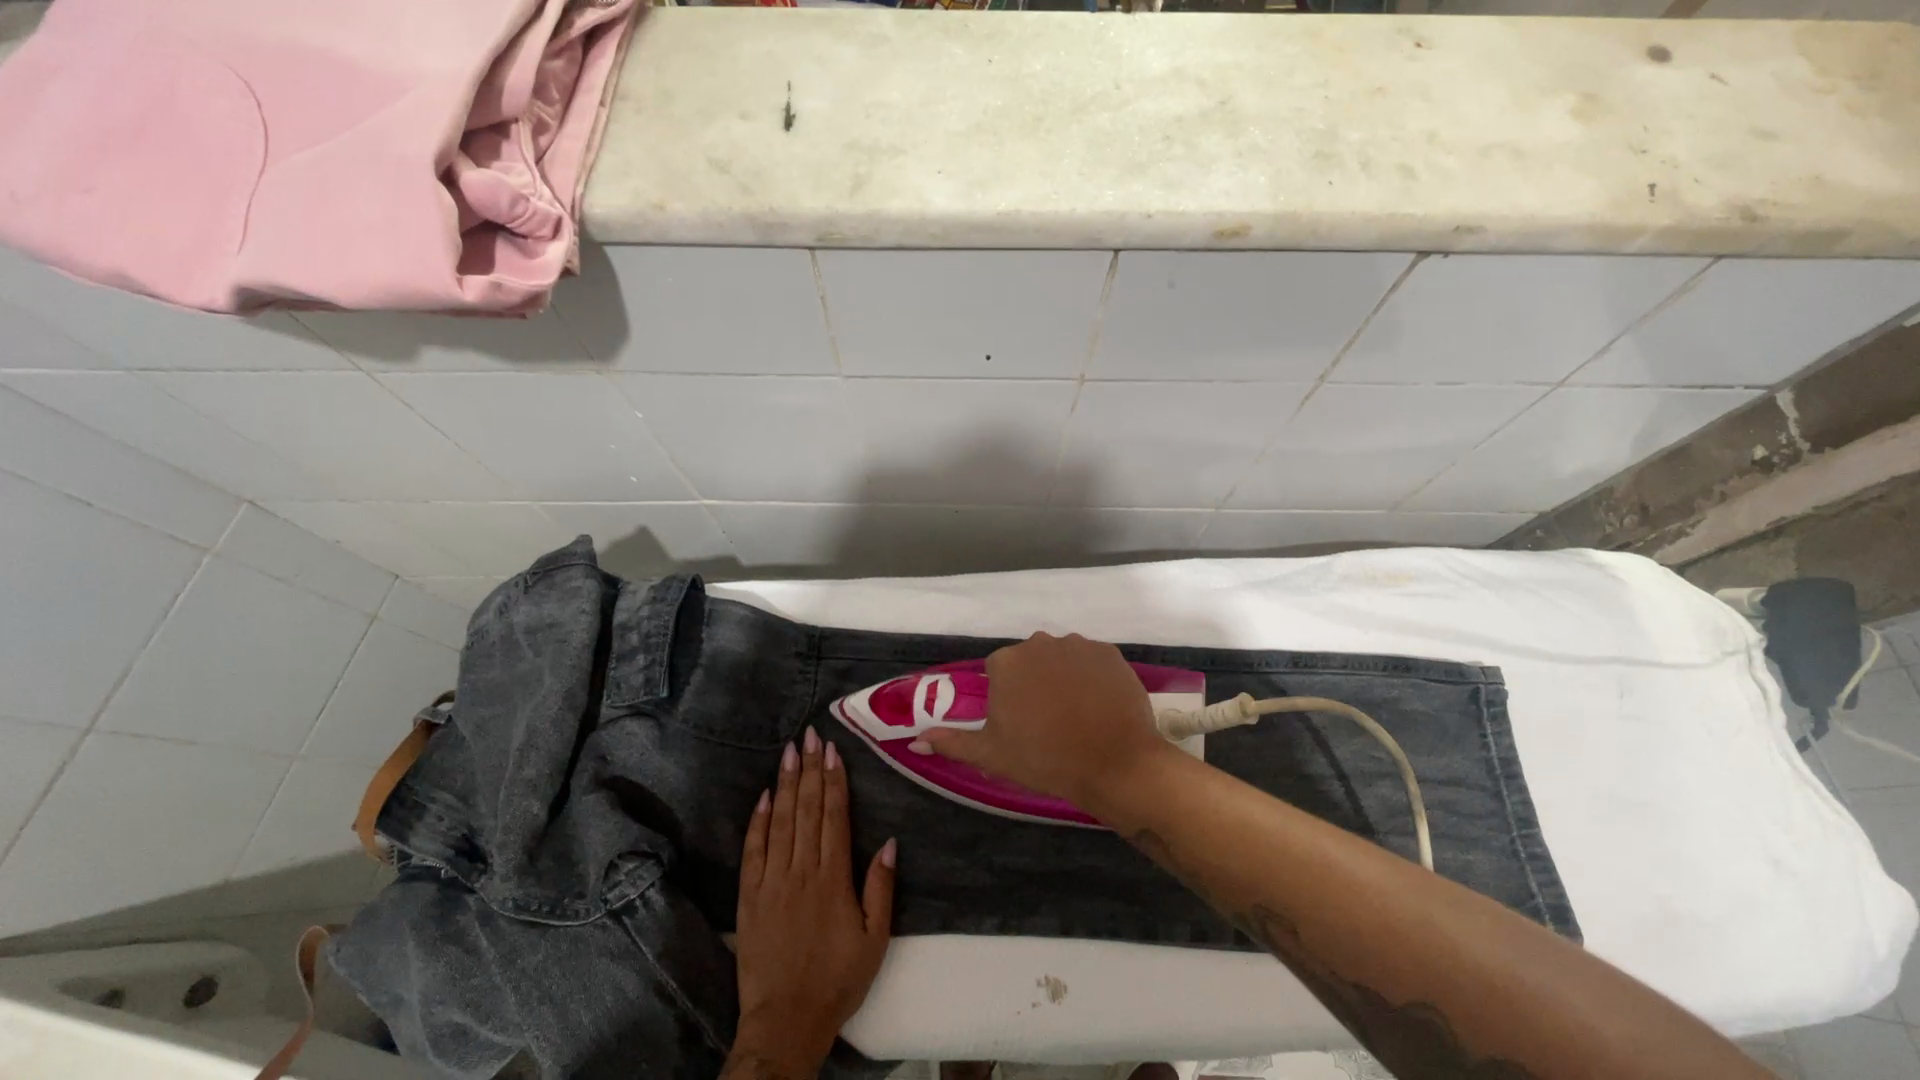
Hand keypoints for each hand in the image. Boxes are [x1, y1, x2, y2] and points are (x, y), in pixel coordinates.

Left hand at [731, 727, 894, 1079]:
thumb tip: (887, 842)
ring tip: (788, 752)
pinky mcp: (748, 897)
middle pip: (806, 811)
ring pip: (779, 822)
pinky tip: (763, 797)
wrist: (786, 1018)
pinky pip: (752, 851)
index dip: (833, 781)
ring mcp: (771, 882)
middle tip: (810, 736)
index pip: (834, 817)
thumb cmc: (838, 980)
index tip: (832, 750)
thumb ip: (881, 888)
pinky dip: (757, 821)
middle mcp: (801, 872)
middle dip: (809, 770)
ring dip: (785, 785)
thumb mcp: (875, 939)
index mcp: (834, 880)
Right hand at [918, 632, 1172, 808]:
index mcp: (1006, 662)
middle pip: (1031, 660)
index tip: (1019, 724)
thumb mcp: (991, 754)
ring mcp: (1078, 645)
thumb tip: (915, 740)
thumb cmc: (1044, 759)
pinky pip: (1093, 662)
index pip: (998, 672)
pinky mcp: (1110, 653)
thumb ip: (952, 742)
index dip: (1007, 698)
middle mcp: (1039, 642)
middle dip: (1035, 683)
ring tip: (1076, 716)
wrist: (1114, 763)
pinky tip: (1098, 707)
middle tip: (1047, 722)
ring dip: (1064, 678)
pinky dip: (1093, 678)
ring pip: (1062, 659)